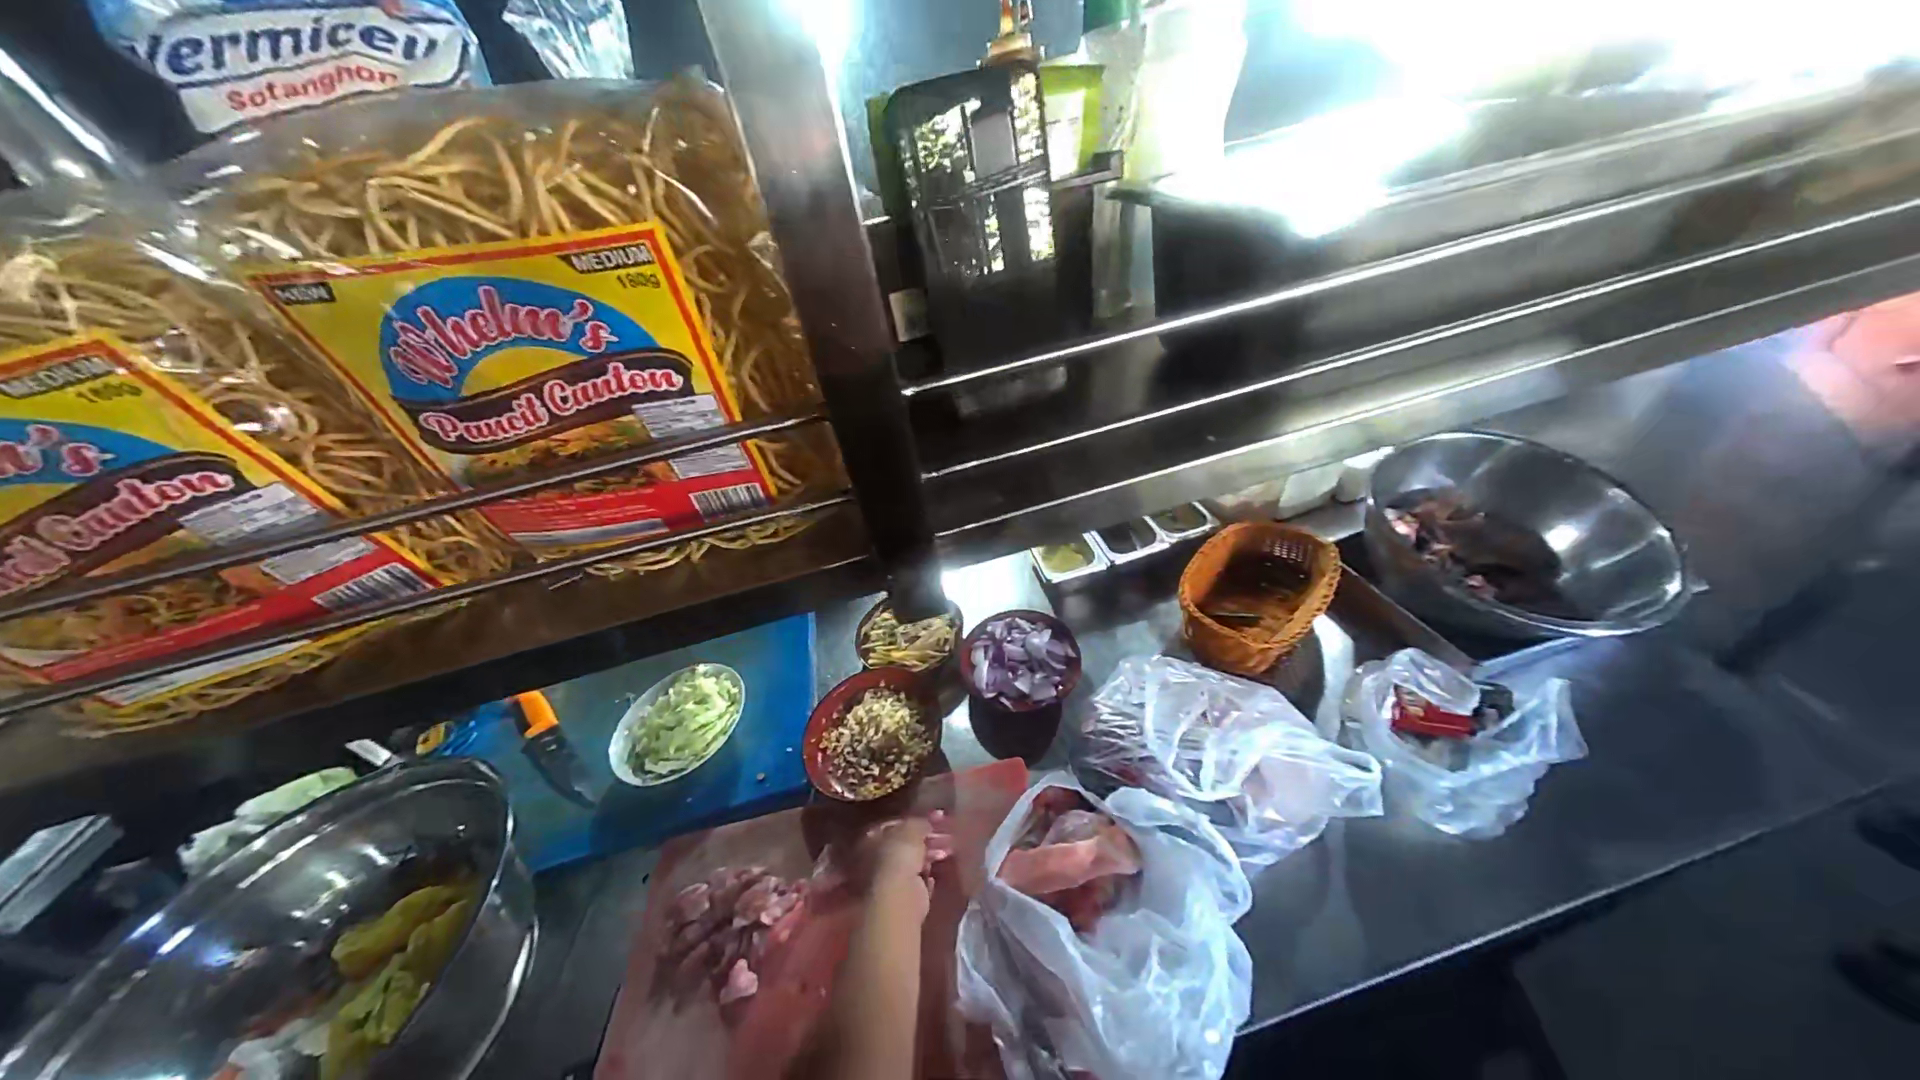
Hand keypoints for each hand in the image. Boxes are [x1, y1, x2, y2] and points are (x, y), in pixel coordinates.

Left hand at [854, 812, 953, 921]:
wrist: (899, 897)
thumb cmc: (899, 856)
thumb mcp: (911, 830)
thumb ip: (920, 822)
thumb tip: (928, 822)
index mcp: (871, 839)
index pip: (896, 824)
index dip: (917, 819)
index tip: (939, 817)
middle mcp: (875, 858)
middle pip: (905, 844)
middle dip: (927, 838)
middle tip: (947, 835)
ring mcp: (888, 879)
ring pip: (913, 862)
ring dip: (931, 855)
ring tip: (949, 851)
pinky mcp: (902, 897)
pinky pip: (917, 881)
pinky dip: (926, 877)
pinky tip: (934, 875)